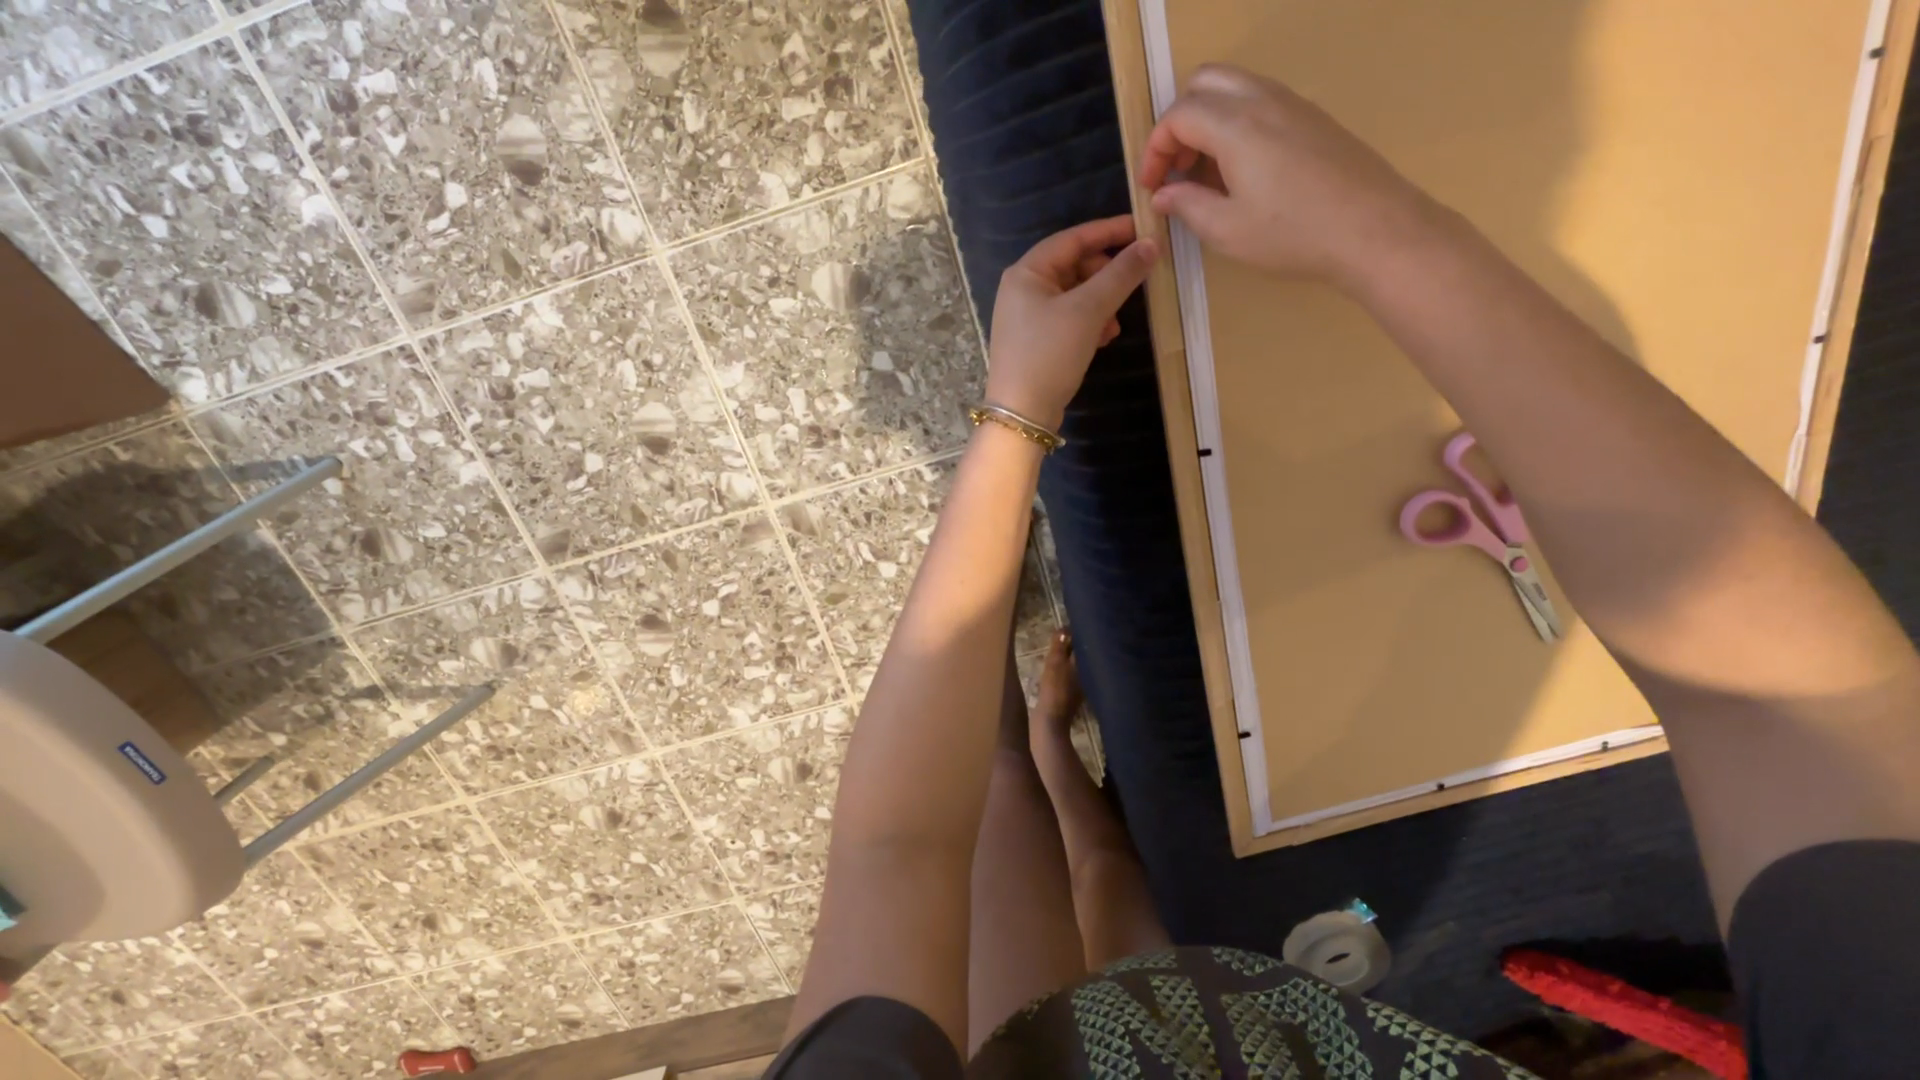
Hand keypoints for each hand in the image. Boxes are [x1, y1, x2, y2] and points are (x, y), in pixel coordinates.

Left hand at [985, 216, 1157, 428]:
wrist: (1022, 413)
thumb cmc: (1049, 354)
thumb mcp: (1088, 311)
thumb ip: (1120, 275)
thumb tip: (1151, 244)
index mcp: (1027, 272)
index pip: (1073, 238)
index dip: (1109, 231)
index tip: (1143, 228)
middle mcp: (1023, 289)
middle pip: (1075, 266)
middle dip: (1106, 276)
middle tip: (1134, 283)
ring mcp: (1028, 316)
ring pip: (1076, 295)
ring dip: (1102, 304)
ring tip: (1115, 324)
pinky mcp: (1037, 340)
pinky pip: (1070, 319)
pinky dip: (1090, 323)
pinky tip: (1104, 339)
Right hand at [1139, 65, 1443, 288]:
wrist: (1374, 229)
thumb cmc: (1293, 234)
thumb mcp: (1227, 231)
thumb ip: (1187, 206)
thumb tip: (1163, 195)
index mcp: (1235, 125)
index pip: (1178, 115)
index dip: (1155, 149)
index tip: (1152, 187)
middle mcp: (1263, 101)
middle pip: (1204, 83)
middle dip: (1179, 122)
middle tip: (1178, 168)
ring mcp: (1293, 104)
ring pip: (1235, 87)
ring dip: (1209, 120)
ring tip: (1207, 173)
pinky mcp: (1314, 118)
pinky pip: (1262, 102)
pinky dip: (1237, 123)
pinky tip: (1243, 171)